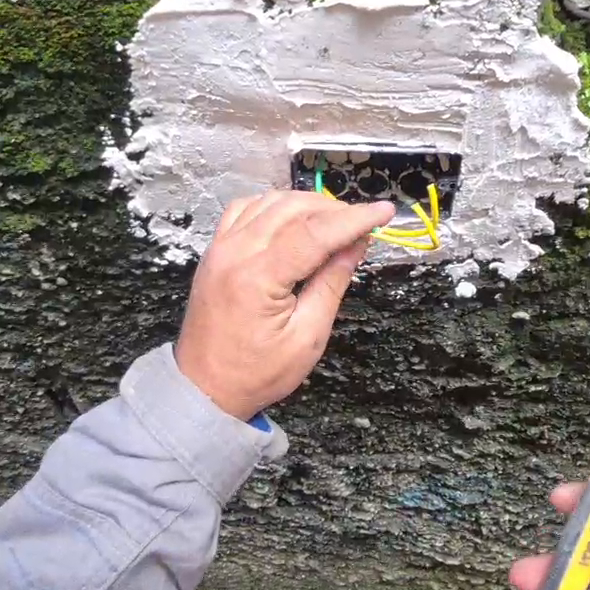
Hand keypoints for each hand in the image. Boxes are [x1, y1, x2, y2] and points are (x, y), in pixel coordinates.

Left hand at [175, 190, 394, 419]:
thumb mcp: (307, 337)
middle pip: (293, 208)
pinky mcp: (215, 250)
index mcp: (257, 278)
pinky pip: (245, 209)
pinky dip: (274, 206)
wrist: (204, 388)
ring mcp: (220, 248)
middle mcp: (234, 253)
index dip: (354, 218)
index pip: (315, 232)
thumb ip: (332, 284)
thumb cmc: (254, 372)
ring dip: (306, 204)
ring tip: (334, 222)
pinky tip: (292, 219)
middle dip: (334, 209)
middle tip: (362, 224)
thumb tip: (356, 244)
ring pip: (269, 202)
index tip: (384, 211)